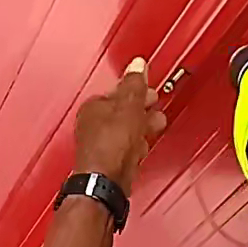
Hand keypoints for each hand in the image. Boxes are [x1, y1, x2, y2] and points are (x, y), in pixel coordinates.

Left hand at [73, 57, 166, 193]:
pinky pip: (126, 149)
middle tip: (154, 106)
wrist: (107, 181)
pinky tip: (143, 147)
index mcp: (93, 107)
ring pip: (125, 131)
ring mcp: (101, 146)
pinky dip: (137, 145)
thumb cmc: (110, 146)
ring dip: (142, 127)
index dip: (136, 89)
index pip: (117, 91)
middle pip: (122, 112)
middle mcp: (93, 126)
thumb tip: (138, 65)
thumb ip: (135, 84)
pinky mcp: (110, 163)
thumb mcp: (129, 106)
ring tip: (155, 125)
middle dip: (141, 109)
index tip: (149, 88)